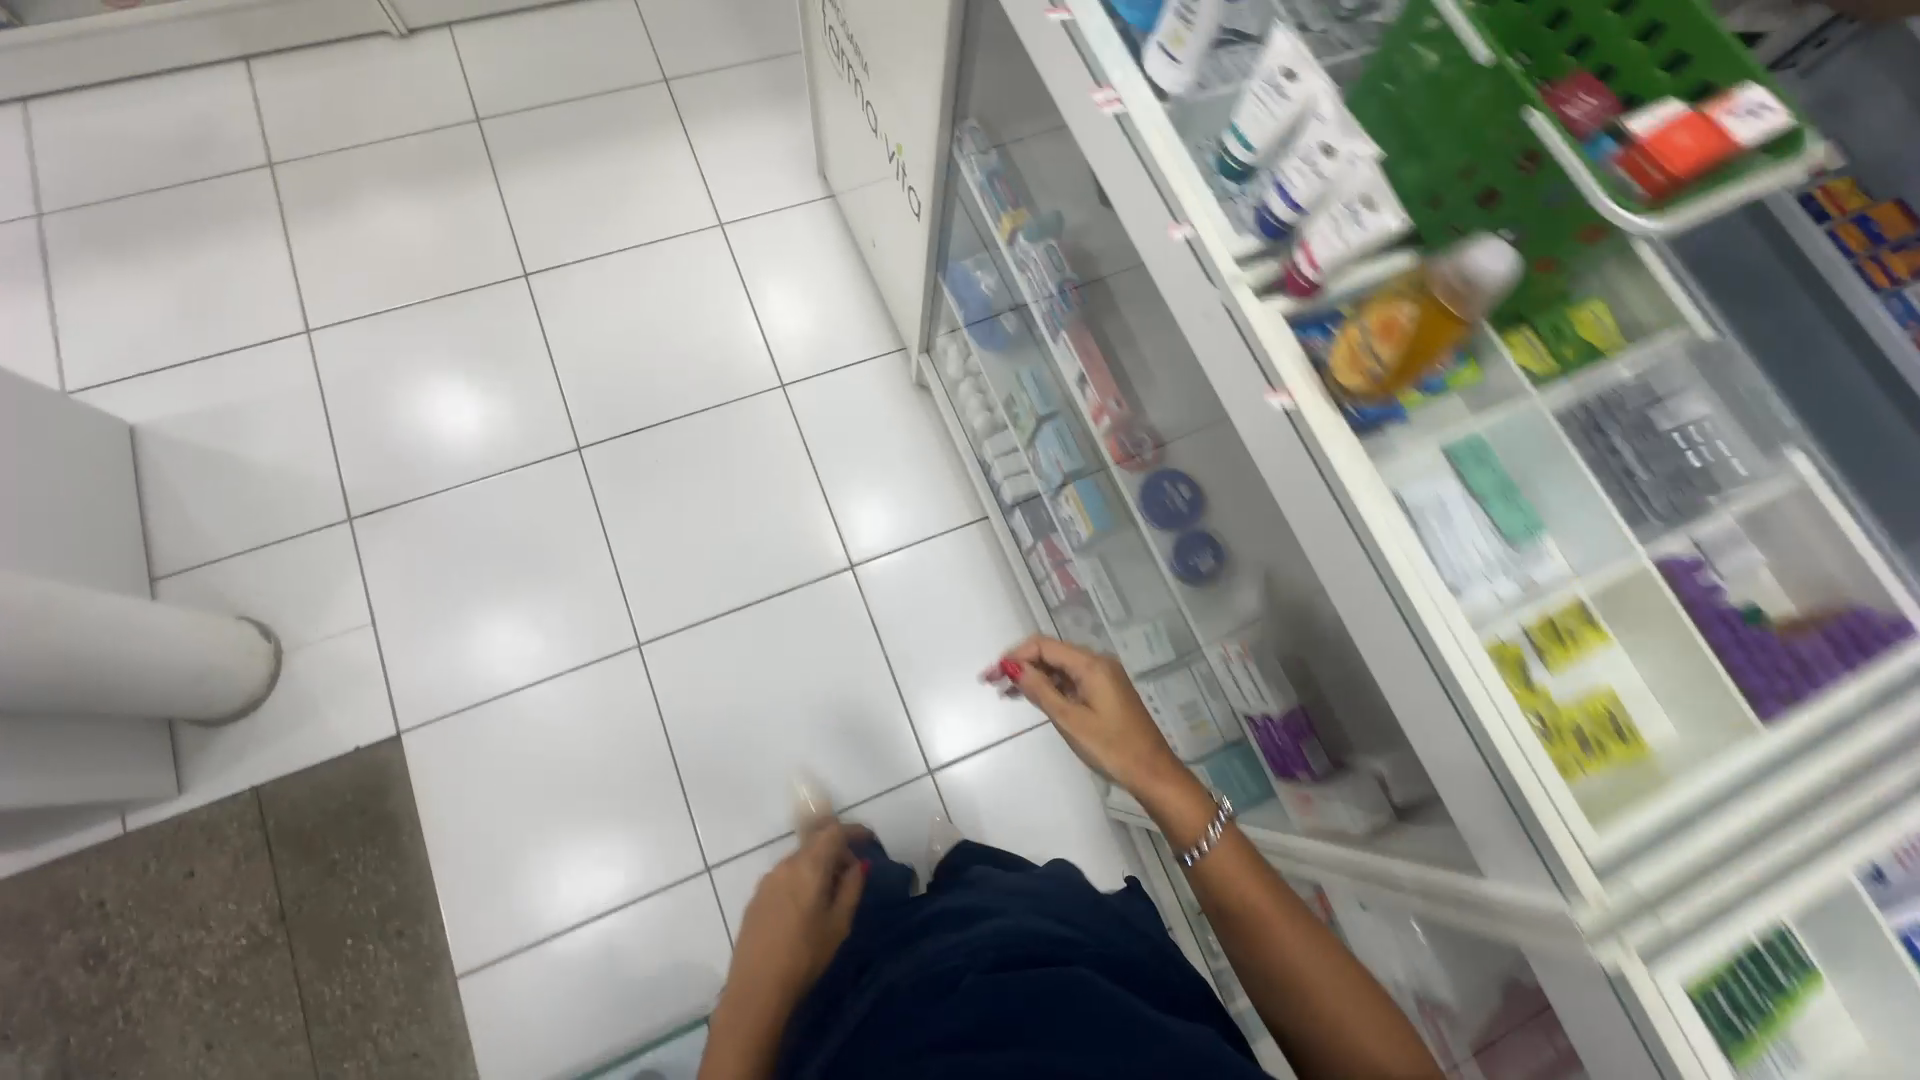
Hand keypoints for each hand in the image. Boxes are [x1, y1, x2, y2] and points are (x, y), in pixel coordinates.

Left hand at [724, 824, 865, 1013]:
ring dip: (818, 866)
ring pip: (799, 860)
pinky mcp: (756, 898)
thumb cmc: (805, 955)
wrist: (756, 988)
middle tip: (853, 873)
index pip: (833, 831)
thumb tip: (858, 865)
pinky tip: (806, 907)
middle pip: (815, 843)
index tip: (869, 839)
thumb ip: (852, 887)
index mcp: (808, 866)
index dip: (853, 830)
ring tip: (831, 893)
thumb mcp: (839, 923)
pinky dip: (801, 879)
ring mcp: (767, 881)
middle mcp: (785, 865)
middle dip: (837, 850)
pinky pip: (785, 876)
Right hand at [995, 635, 1185, 798]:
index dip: (1015, 656)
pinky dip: (1049, 686)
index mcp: (1091, 664)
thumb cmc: (1111, 747)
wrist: (1152, 772)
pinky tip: (1031, 697)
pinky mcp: (1104, 691)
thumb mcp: (1070, 720)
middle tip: (991, 683)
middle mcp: (1097, 663)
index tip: (992, 674)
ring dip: (1032, 676)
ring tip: (1004, 692)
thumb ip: (1041, 690)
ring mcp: (1102, 677)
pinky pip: (1070, 680)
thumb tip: (1013, 667)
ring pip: (1059, 667)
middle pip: (1051, 653)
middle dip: (1020, 664)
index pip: (1044, 646)